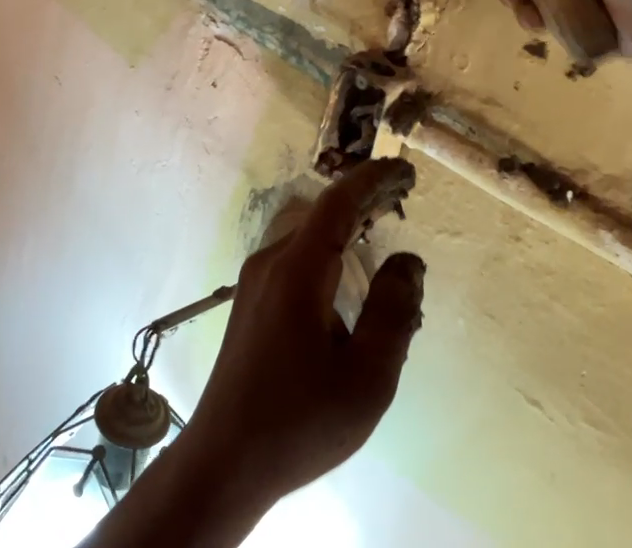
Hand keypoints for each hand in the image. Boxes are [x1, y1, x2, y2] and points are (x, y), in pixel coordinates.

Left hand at [176, 158, 425, 503]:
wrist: (224, 461)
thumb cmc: (300, 420)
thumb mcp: (368, 375)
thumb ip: (393, 311)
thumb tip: (407, 261)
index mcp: (297, 271)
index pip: (337, 203)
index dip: (373, 180)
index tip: (406, 169)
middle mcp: (270, 265)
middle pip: (321, 215)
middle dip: (363, 198)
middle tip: (404, 192)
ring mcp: (255, 284)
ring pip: (307, 238)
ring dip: (346, 225)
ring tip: (384, 222)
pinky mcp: (252, 305)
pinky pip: (297, 261)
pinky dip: (329, 250)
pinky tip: (350, 273)